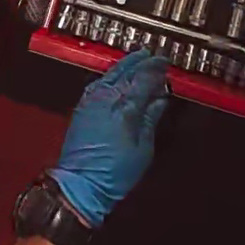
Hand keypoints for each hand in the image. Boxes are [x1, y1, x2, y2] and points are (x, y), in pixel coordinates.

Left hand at [48, 53, 170, 226]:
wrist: (78, 186)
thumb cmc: (116, 173)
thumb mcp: (143, 150)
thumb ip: (151, 120)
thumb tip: (161, 99)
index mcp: (126, 107)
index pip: (144, 78)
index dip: (156, 69)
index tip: (167, 64)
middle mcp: (108, 97)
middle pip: (128, 71)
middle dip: (144, 63)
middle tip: (157, 58)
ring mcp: (92, 100)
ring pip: (112, 73)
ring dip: (127, 64)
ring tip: (139, 57)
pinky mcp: (82, 106)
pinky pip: (99, 82)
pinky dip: (111, 74)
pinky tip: (116, 74)